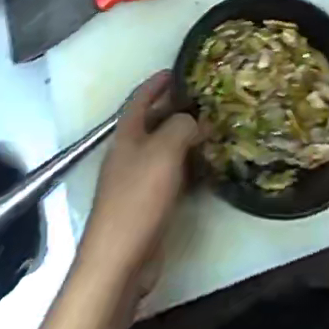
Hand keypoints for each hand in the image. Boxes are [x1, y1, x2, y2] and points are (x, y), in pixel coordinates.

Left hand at [77, 71, 200, 298]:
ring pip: (160, 149)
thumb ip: (180, 128)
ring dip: (181, 138)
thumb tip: (193, 118)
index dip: (155, 83)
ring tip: (209, 131)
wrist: (120, 256)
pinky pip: (167, 174)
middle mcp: (127, 151)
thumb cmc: (138, 197)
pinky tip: (202, 170)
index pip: (139, 98)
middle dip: (173, 109)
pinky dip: (184, 166)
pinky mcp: (145, 203)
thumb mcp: (163, 153)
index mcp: (125, 133)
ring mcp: (134, 178)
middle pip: (150, 122)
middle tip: (202, 101)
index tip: (174, 71)